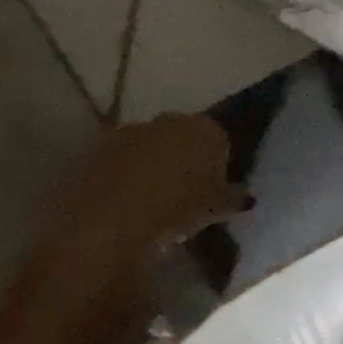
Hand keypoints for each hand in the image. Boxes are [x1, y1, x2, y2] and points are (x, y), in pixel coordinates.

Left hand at [52, 113, 247, 251]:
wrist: (108, 223)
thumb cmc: (175, 212)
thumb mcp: (214, 211)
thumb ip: (232, 198)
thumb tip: (245, 197)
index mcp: (205, 129)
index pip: (218, 140)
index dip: (214, 166)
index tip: (208, 191)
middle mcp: (170, 121)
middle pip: (181, 138)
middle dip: (181, 160)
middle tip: (179, 195)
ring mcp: (131, 132)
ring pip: (147, 147)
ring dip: (148, 166)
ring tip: (146, 203)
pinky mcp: (97, 150)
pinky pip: (116, 162)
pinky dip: (119, 177)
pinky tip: (119, 205)